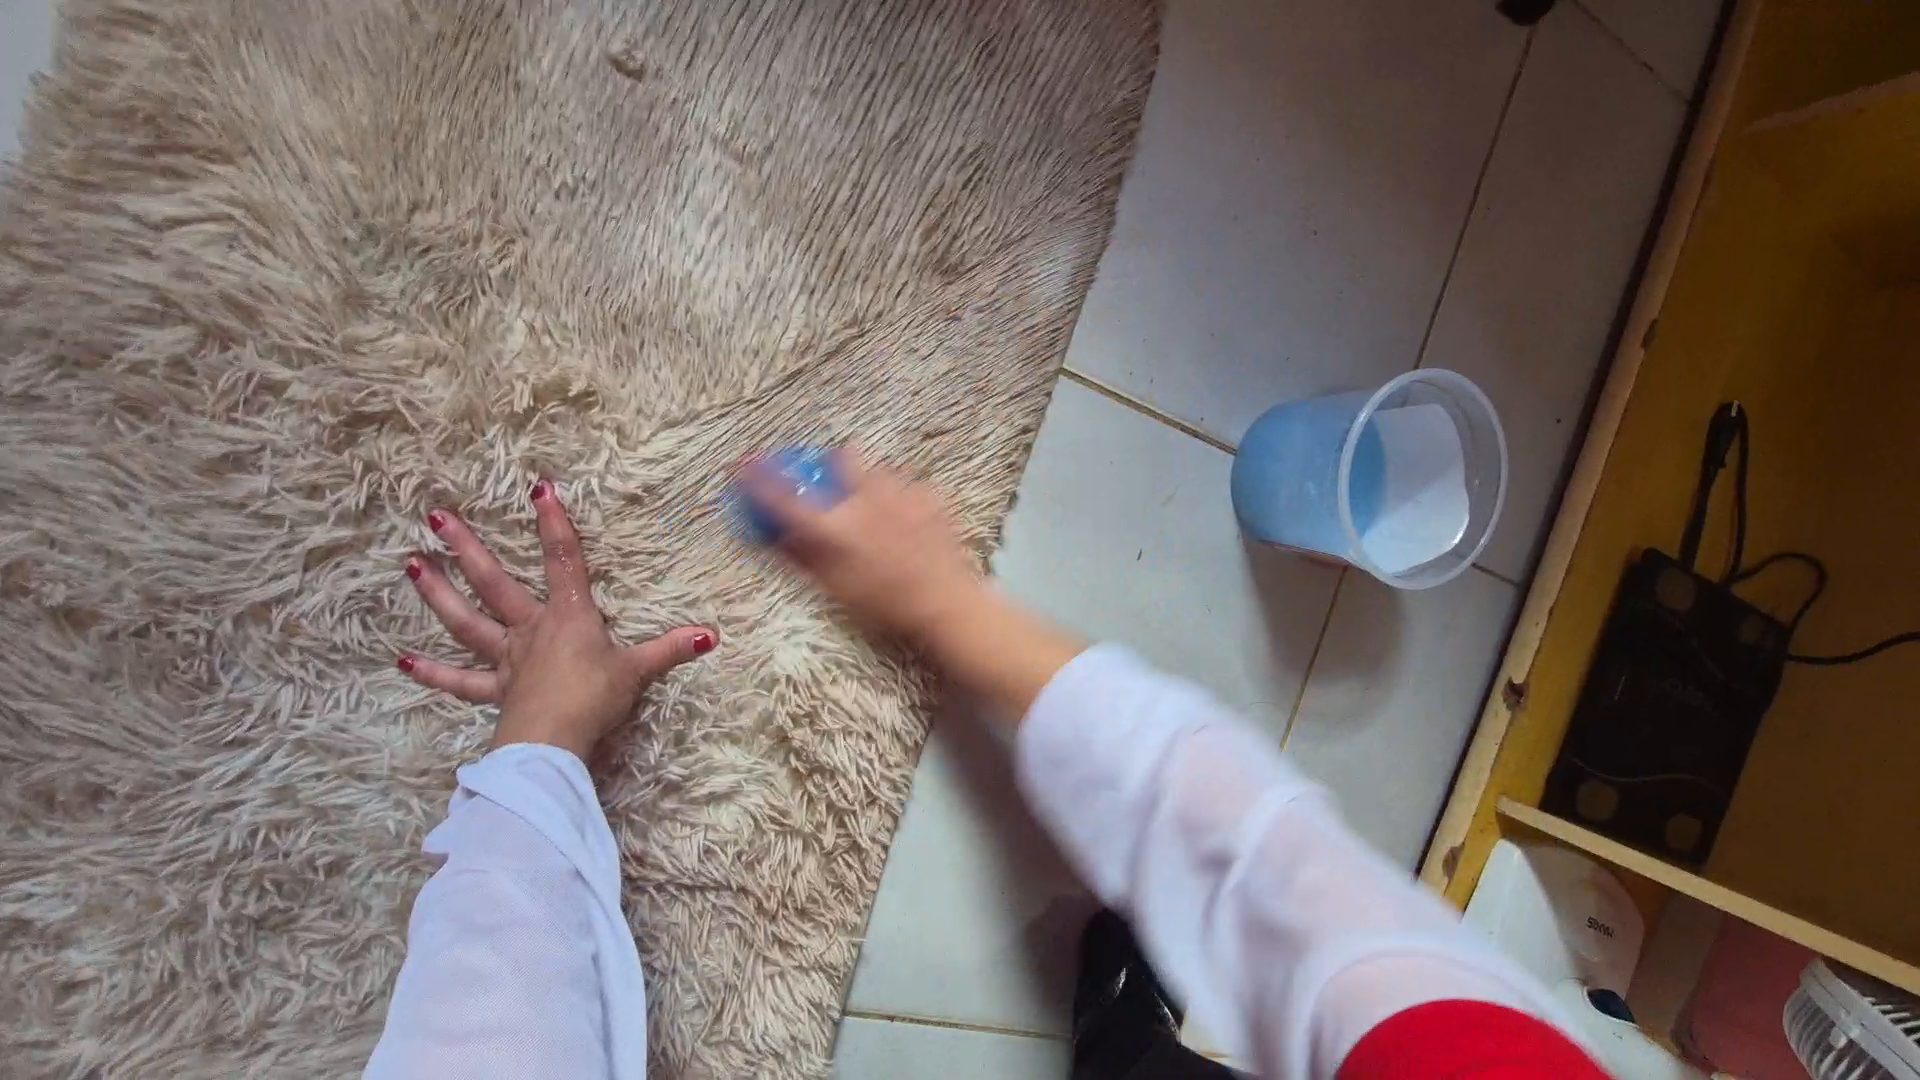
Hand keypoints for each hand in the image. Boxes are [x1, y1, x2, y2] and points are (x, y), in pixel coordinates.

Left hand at [400, 479, 716, 760]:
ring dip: (437, 594)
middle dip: (467, 548)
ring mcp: (507, 659)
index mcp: (568, 617)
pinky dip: (433, 672)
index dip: (554, 524)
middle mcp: (531, 629)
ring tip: (411, 565)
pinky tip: (403, 660)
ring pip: (466, 622)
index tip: (539, 489)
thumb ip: (671, 649)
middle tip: (436, 518)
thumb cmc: (594, 698)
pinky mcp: (495, 691)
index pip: (563, 560)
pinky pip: (459, 680)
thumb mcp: (638, 670)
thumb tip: (712, 635)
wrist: (553, 744)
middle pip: (494, 583)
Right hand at [745, 451, 1082, 720]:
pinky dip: (903, 499)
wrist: (948, 607)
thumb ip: (800, 557)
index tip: (745, 466)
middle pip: (844, 458)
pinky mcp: (931, 497)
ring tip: (882, 517)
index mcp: (836, 529)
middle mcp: (866, 502)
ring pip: (878, 469)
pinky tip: (909, 525)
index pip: (785, 497)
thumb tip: (772, 535)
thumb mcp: (835, 588)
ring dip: (872, 484)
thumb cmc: (888, 608)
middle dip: (837, 466)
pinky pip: (908, 486)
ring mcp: (903, 494)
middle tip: (840, 490)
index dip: (759, 479)